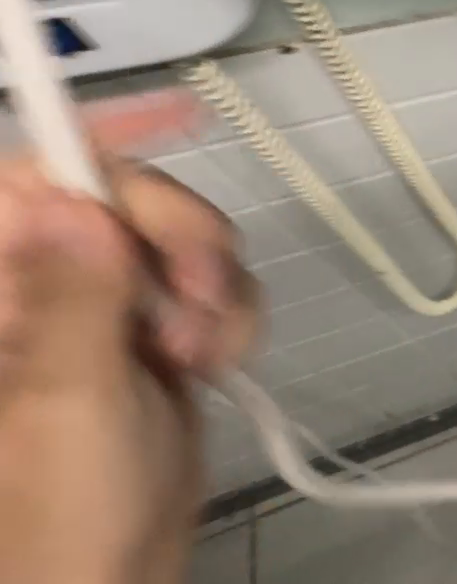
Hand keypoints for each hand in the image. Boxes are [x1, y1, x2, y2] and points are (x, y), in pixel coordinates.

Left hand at [0, 91, 260, 583]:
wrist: (115, 564)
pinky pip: (213, 281)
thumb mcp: (67, 403)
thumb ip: (67, 304)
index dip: (90, 143)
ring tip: (201, 352)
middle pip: (127, 205)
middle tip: (192, 299)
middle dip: (182, 241)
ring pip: (183, 242)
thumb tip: (69, 206)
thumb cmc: (64, 506)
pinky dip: (232, 311)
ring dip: (215, 288)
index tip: (174, 115)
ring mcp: (97, 307)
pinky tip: (216, 356)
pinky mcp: (151, 323)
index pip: (25, 187)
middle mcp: (34, 290)